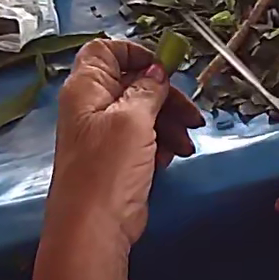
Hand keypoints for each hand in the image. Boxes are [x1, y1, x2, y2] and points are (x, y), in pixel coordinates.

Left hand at [47, 39, 203, 245]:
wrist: (95, 228)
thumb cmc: (108, 169)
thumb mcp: (133, 119)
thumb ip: (147, 89)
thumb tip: (156, 70)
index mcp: (86, 89)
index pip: (106, 51)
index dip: (136, 55)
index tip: (165, 70)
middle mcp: (93, 108)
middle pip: (134, 85)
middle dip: (166, 98)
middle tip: (192, 116)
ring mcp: (106, 136)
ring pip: (145, 114)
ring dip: (170, 124)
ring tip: (186, 145)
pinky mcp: (119, 161)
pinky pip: (145, 140)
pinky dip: (161, 144)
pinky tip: (172, 157)